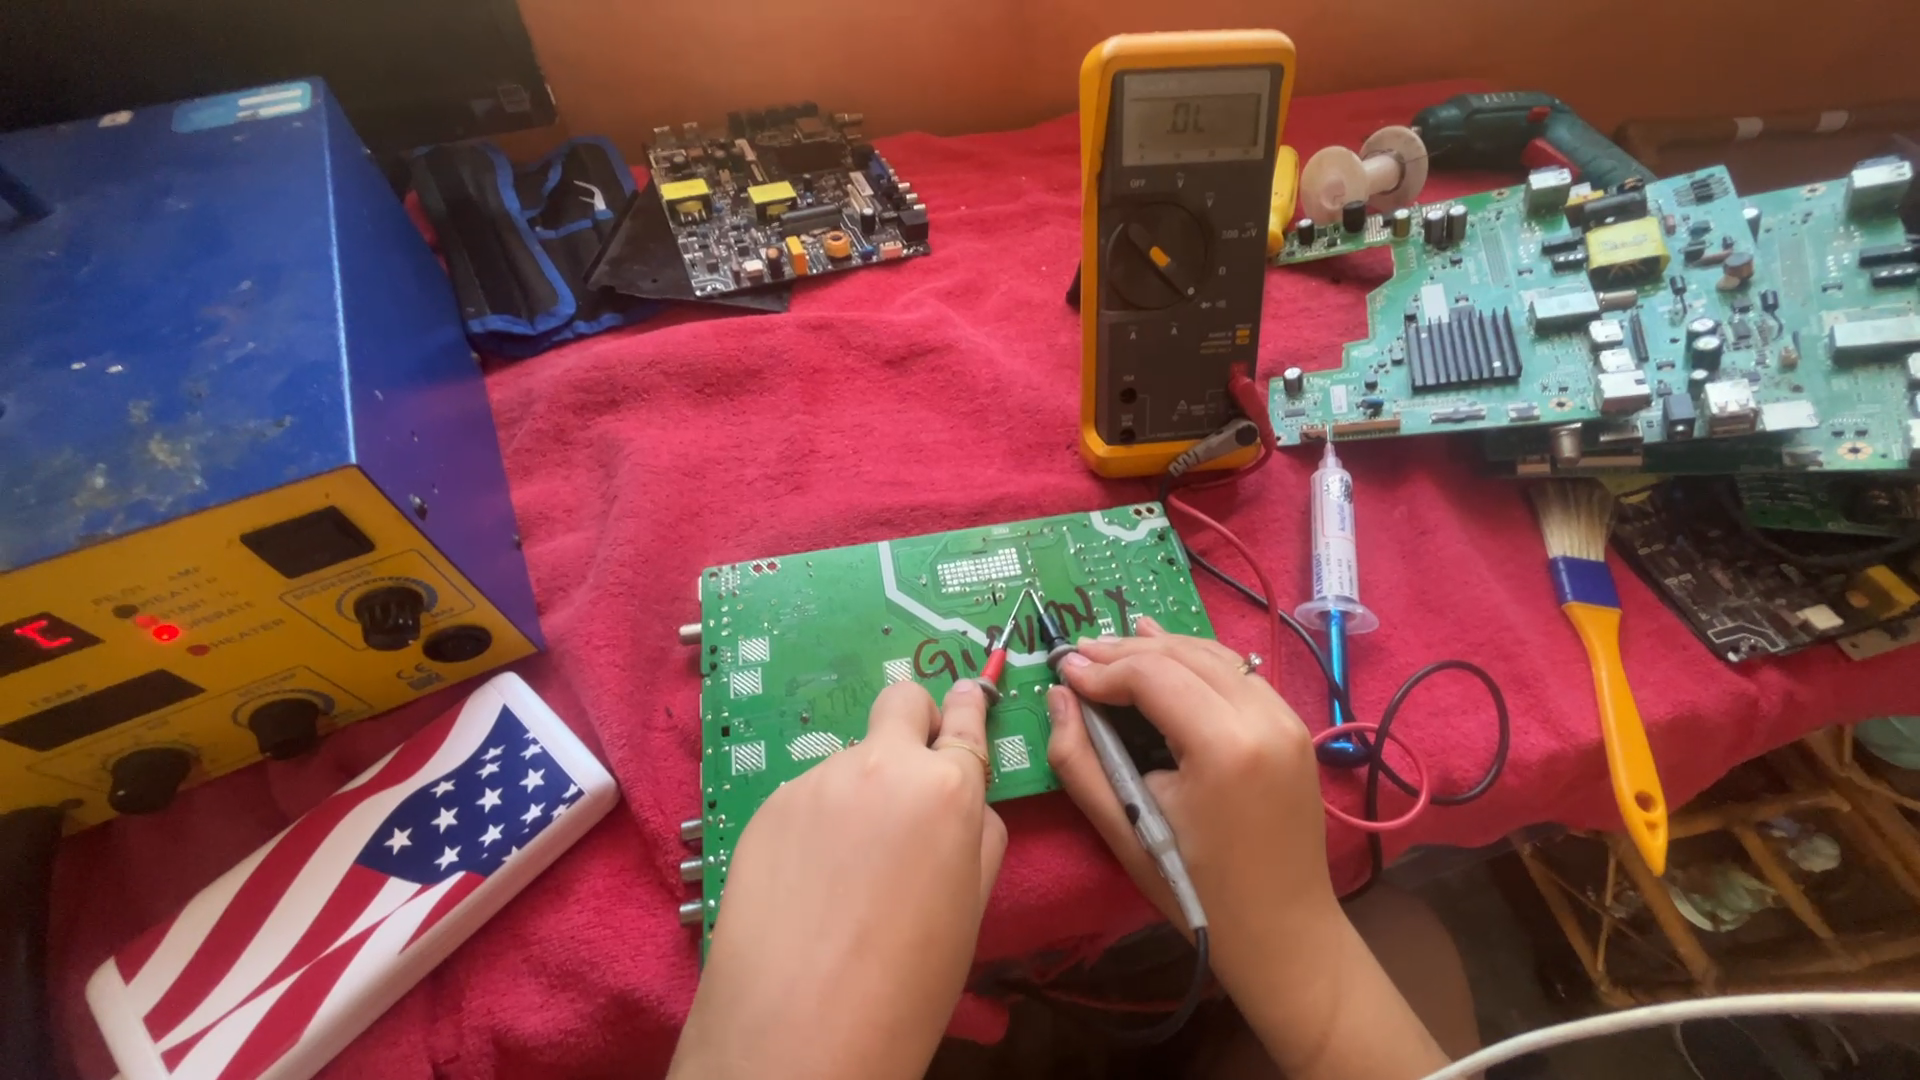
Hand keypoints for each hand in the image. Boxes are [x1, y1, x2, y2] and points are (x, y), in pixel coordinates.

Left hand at [670, 680, 1007, 1079]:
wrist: (796, 1035)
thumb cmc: (908, 983)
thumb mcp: (972, 906)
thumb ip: (978, 832)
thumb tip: (964, 798)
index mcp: (946, 789)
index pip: (964, 719)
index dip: (969, 705)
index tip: (968, 693)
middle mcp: (880, 766)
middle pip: (900, 700)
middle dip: (914, 720)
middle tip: (909, 771)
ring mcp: (818, 780)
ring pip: (852, 760)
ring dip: (862, 791)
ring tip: (847, 868)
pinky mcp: (770, 804)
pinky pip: (810, 795)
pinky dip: (820, 821)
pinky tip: (810, 880)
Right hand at [1046, 619, 1445, 1079]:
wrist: (1284, 933)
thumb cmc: (1195, 889)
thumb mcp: (1122, 830)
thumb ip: (1077, 759)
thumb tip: (1058, 695)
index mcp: (1225, 748)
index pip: (1154, 676)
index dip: (1103, 669)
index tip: (1064, 670)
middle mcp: (1264, 719)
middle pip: (1183, 655)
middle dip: (1125, 650)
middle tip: (1080, 653)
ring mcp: (1287, 718)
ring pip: (1213, 654)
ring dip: (1160, 647)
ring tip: (1111, 648)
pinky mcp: (1294, 725)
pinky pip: (1237, 673)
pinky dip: (1195, 659)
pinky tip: (1165, 651)